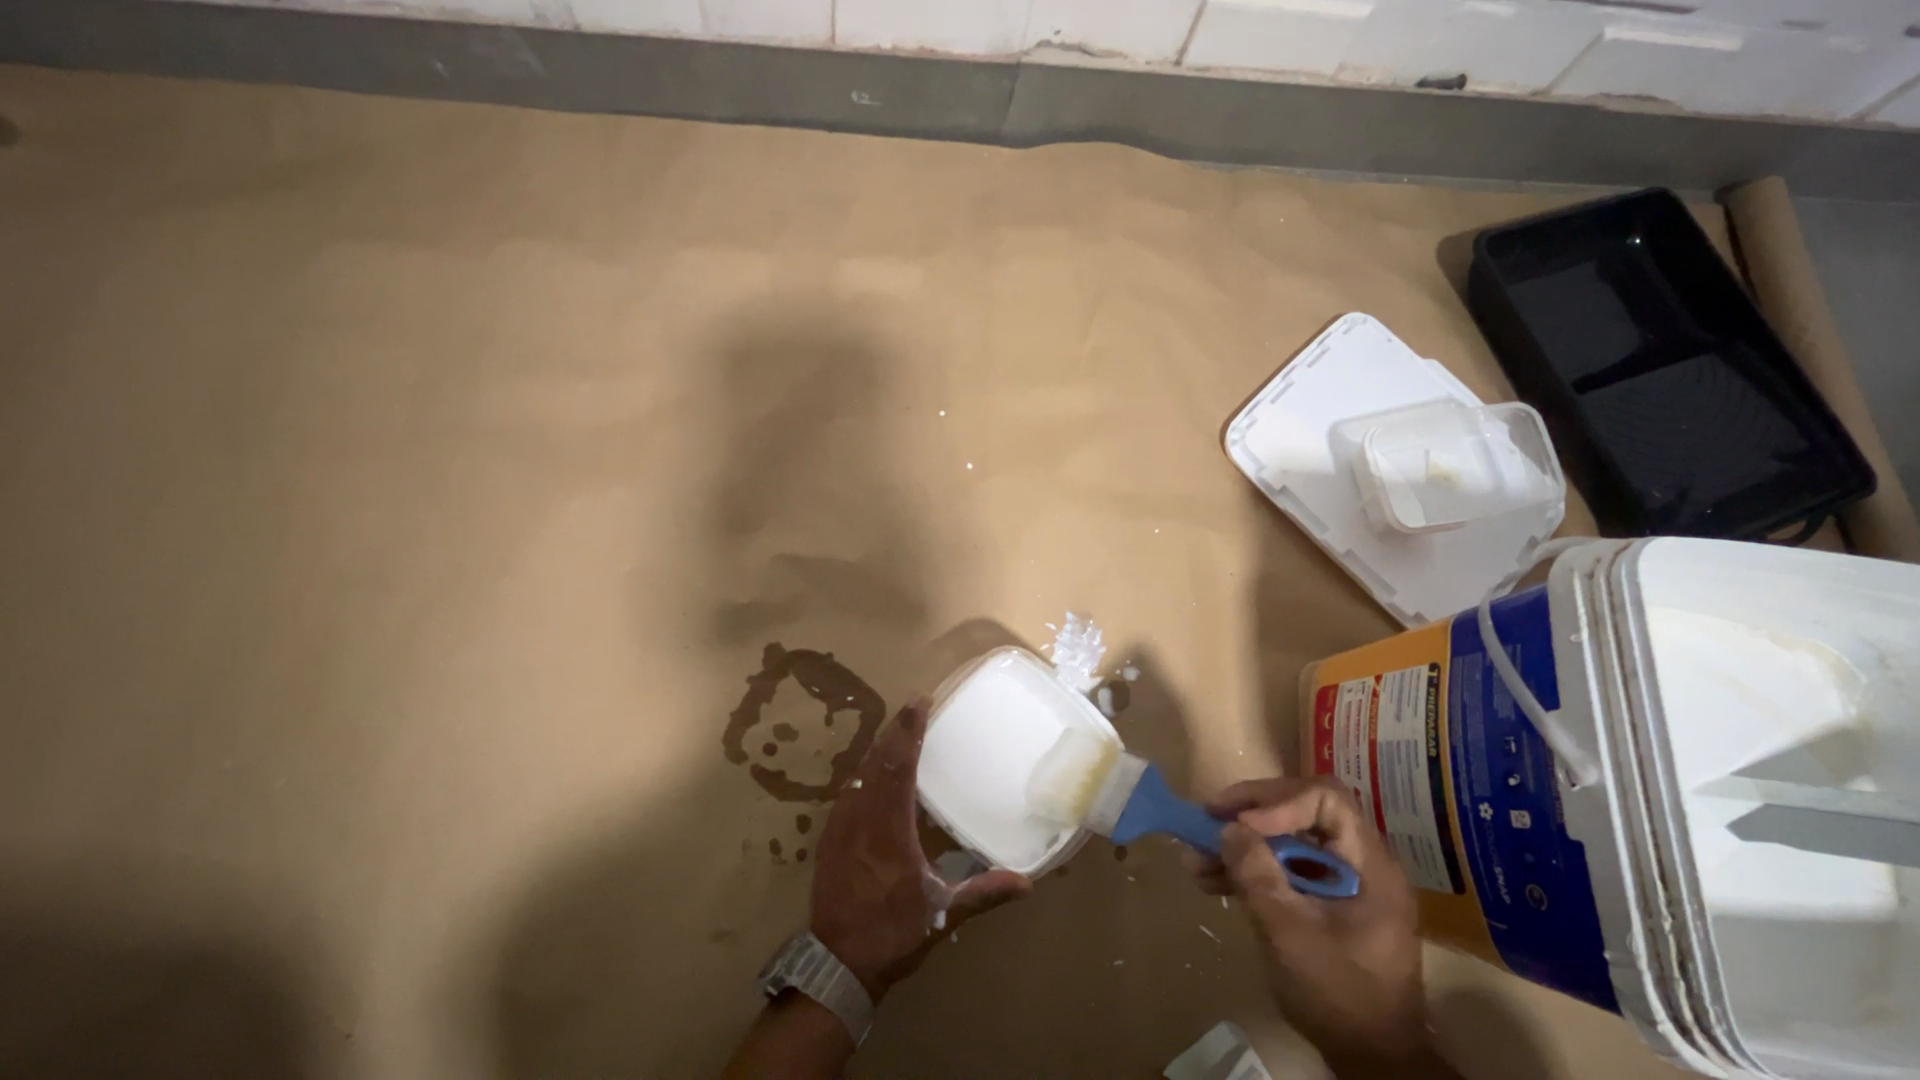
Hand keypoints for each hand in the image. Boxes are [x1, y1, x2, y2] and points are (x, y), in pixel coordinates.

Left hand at [809, 697, 1031, 999]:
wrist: (837, 963)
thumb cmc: (892, 934)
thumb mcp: (943, 913)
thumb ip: (984, 894)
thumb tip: (1027, 884)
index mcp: (889, 829)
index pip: (899, 767)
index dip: (909, 732)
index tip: (920, 702)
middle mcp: (861, 819)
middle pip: (876, 762)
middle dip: (895, 731)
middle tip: (913, 706)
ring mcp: (840, 828)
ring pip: (859, 775)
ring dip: (879, 750)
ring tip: (898, 732)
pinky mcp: (830, 840)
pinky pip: (849, 793)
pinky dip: (866, 773)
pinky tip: (875, 774)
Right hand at [1189, 777, 1433, 1075]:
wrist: (1372, 1057)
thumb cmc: (1338, 993)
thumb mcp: (1289, 933)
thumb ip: (1258, 875)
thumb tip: (1229, 827)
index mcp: (1369, 863)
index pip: (1325, 799)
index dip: (1278, 802)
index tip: (1237, 824)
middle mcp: (1360, 862)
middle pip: (1304, 810)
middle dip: (1251, 813)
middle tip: (1206, 819)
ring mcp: (1343, 882)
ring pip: (1289, 839)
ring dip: (1242, 843)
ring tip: (1195, 858)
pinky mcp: (1326, 902)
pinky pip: (1286, 868)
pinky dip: (1251, 869)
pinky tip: (1212, 881)